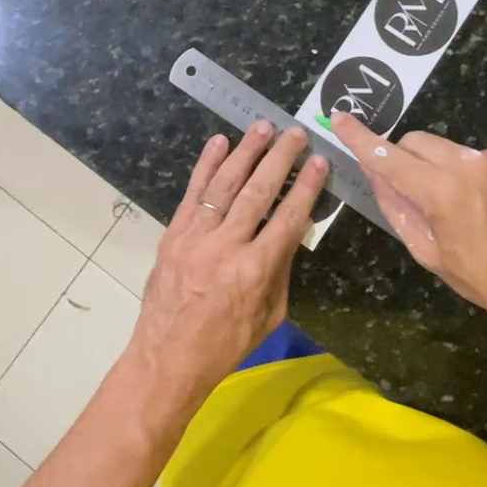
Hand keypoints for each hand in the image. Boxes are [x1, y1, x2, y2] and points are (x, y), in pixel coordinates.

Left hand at [124, 122, 328, 411]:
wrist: (167, 358)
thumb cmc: (226, 344)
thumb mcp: (269, 315)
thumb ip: (281, 269)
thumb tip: (293, 230)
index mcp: (255, 270)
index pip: (289, 217)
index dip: (306, 186)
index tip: (318, 161)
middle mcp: (226, 246)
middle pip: (258, 192)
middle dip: (279, 159)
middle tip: (295, 133)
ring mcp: (195, 237)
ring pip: (225, 185)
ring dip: (245, 152)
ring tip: (262, 127)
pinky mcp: (173, 234)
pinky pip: (193, 193)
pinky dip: (206, 165)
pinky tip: (219, 143)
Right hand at [329, 112, 486, 375]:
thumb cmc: (485, 281)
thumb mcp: (429, 253)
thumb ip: (397, 208)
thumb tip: (375, 174)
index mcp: (441, 193)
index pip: (388, 155)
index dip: (359, 137)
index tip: (338, 119)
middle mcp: (465, 165)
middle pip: (412, 141)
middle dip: (398, 158)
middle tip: (402, 192)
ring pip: (438, 147)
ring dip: (426, 165)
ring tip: (442, 206)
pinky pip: (463, 156)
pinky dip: (453, 170)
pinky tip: (470, 204)